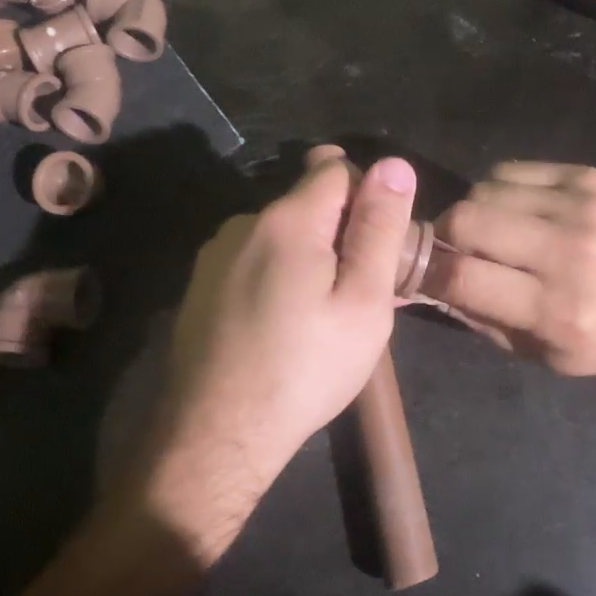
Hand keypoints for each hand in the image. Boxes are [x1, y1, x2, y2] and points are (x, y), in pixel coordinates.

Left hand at [139, 146, 415, 561]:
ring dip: (305, 254)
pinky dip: (275, 274)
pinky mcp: (200, 283)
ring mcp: (216, 253)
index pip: (336, 166)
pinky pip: (252, 259)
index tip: (378, 244)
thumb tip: (395, 163)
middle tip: (357, 290)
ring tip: (319, 314)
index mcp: (288, 219)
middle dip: (338, 229)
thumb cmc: (305, 369)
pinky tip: (280, 324)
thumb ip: (379, 229)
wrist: (218, 431)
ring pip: (279, 232)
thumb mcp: (363, 303)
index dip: (367, 195)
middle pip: (306, 200)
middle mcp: (245, 221)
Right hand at [427, 162, 595, 381]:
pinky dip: (502, 191)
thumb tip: (422, 276)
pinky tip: (519, 212)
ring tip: (493, 231)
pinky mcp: (588, 178)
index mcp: (554, 309)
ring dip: (476, 211)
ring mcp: (582, 207)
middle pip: (468, 219)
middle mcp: (570, 253)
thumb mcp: (531, 352)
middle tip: (453, 247)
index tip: (419, 269)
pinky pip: (512, 170)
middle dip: (446, 233)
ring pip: (485, 188)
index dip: (428, 270)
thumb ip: (473, 314)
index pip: (462, 276)